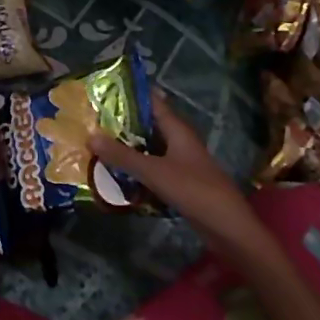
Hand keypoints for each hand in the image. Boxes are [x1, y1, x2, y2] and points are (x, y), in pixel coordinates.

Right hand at [88, 92, 268, 262]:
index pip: (153, 102)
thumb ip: (123, 156)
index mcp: (177, 129)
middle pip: (148, 125)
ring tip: (98, 145)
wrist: (229, 228)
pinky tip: (117, 174)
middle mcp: (179, 141)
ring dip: (128, 147)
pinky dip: (137, 169)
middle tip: (91, 119)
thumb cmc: (194, 190)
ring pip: (149, 148)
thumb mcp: (154, 172)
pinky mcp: (180, 182)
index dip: (131, 94)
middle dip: (123, 123)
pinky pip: (153, 168)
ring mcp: (181, 162)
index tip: (104, 90)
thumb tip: (90, 135)